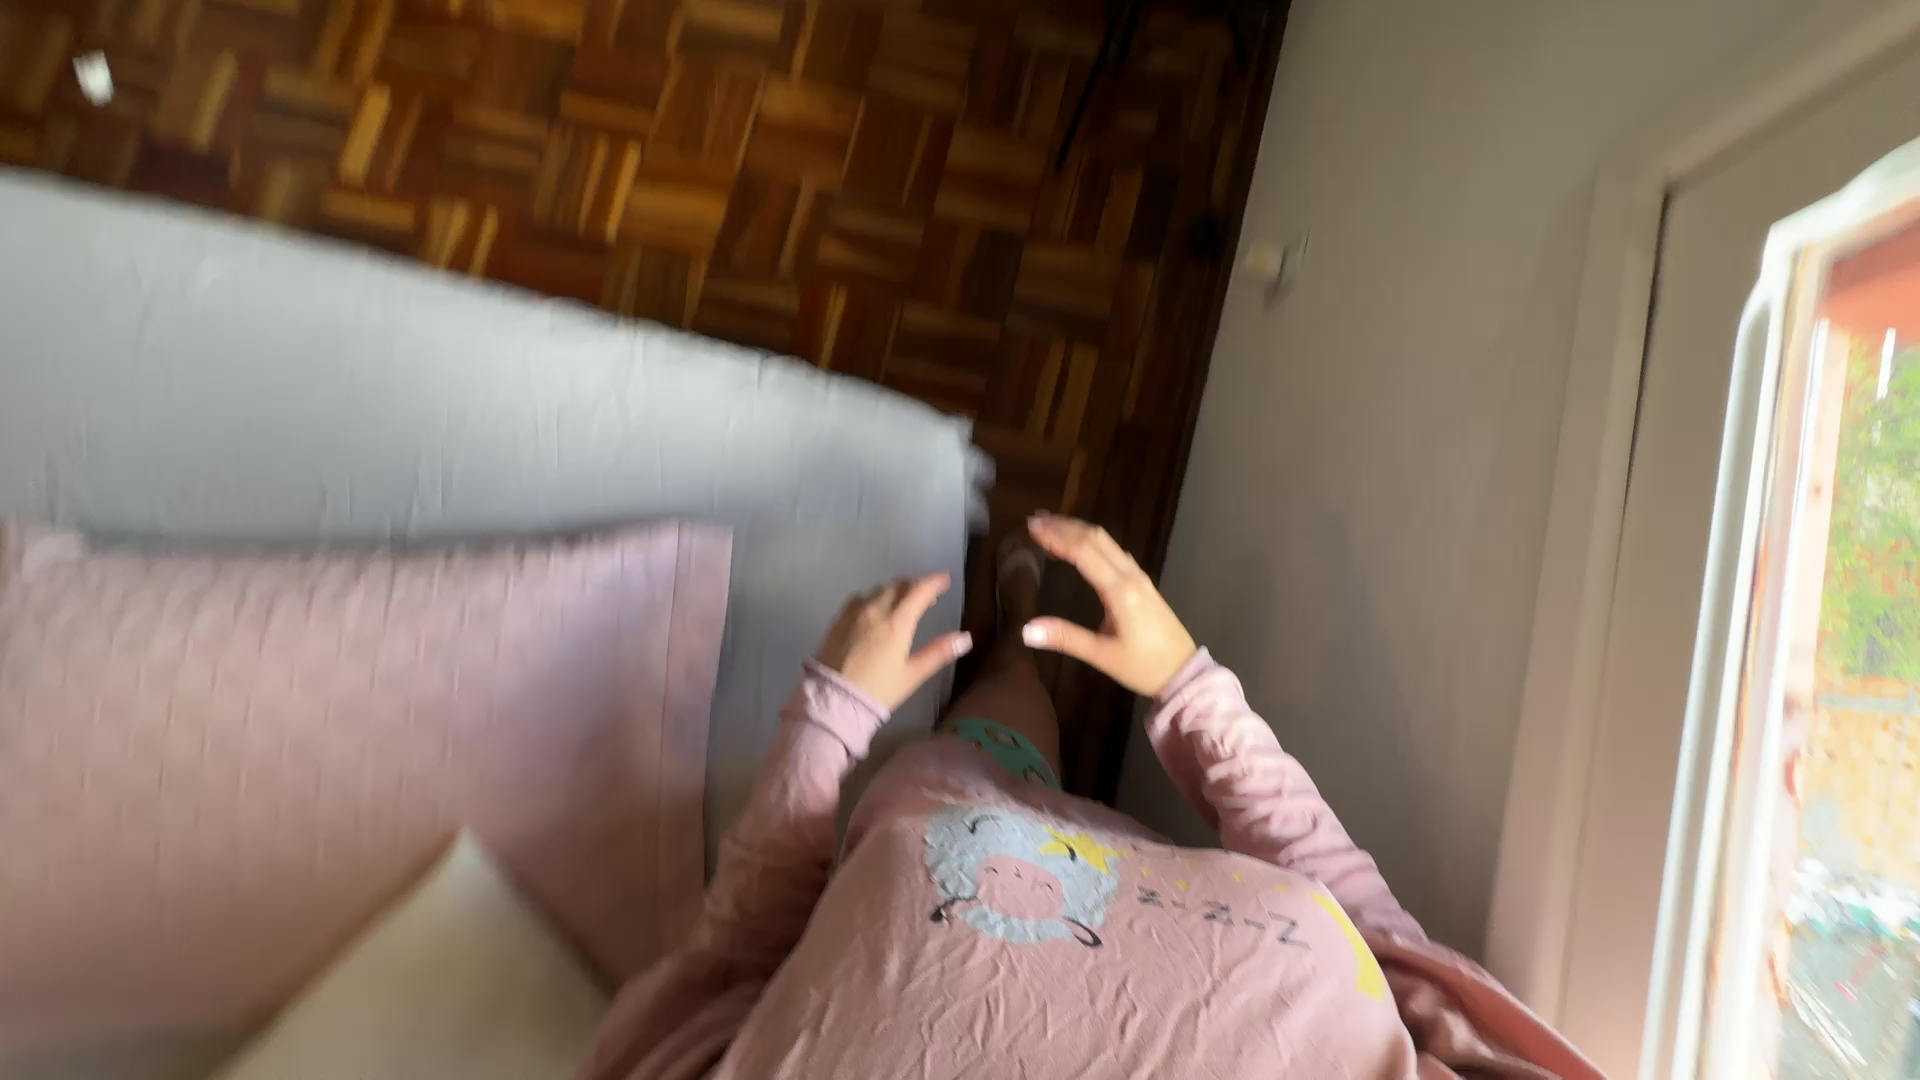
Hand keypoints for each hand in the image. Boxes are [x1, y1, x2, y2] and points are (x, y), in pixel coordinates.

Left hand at [815, 572, 972, 711]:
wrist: (832, 701)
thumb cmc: (877, 690)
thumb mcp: (912, 674)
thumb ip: (939, 653)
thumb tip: (965, 637)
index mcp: (897, 622)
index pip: (919, 591)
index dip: (934, 582)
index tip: (945, 580)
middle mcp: (875, 610)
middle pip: (898, 585)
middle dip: (914, 586)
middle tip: (926, 596)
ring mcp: (853, 614)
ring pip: (878, 590)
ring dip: (894, 591)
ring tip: (901, 603)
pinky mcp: (838, 621)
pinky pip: (858, 599)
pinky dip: (873, 598)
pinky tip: (873, 610)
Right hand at [1021, 514, 1197, 697]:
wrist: (1183, 672)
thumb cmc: (1143, 666)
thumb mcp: (1101, 655)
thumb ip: (1065, 638)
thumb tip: (1026, 630)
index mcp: (1119, 591)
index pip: (1083, 552)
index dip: (1056, 537)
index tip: (1032, 528)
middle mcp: (1130, 576)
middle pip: (1095, 538)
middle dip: (1064, 526)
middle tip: (1034, 521)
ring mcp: (1138, 576)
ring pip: (1106, 541)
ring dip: (1077, 530)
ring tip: (1050, 526)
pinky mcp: (1141, 582)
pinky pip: (1113, 551)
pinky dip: (1090, 541)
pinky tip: (1078, 545)